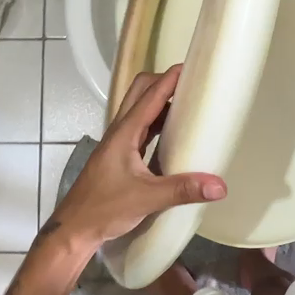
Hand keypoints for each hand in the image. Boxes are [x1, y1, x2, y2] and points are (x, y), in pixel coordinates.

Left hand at [47, 64, 226, 252]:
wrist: (75, 228)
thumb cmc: (105, 208)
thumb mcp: (147, 199)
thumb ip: (182, 190)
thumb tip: (219, 185)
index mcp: (125, 133)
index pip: (150, 96)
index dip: (170, 79)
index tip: (191, 66)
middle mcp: (120, 131)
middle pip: (140, 93)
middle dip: (163, 83)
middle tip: (192, 85)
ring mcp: (118, 143)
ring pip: (140, 110)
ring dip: (161, 102)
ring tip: (189, 104)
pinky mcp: (120, 156)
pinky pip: (141, 129)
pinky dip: (158, 123)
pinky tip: (174, 135)